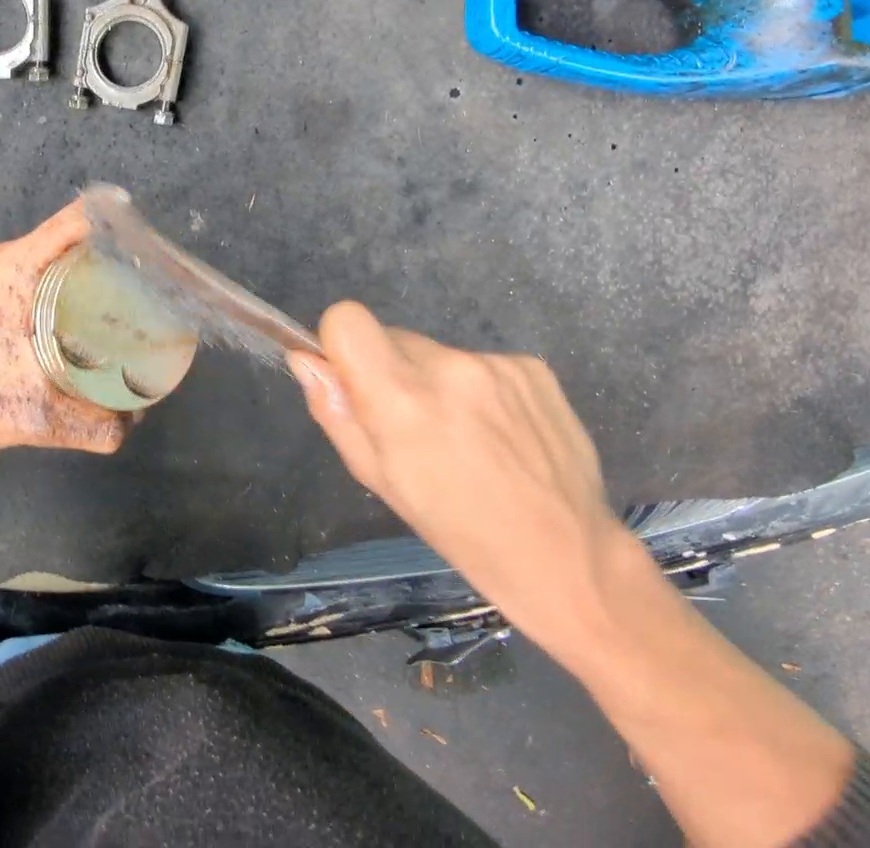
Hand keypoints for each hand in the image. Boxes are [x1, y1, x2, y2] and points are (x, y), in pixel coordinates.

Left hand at [0, 201, 133, 473]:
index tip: (161, 260)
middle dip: (122, 266)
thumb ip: (95, 426)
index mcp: (20, 265)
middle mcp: (9, 260)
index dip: (129, 229)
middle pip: (80, 243)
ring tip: (132, 320)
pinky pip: (44, 285)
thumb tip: (133, 422)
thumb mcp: (35, 417)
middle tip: (157, 301)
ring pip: (61, 266)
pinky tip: (88, 337)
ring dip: (96, 285)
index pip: (86, 219)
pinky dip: (72, 301)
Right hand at [287, 301, 630, 648]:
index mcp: (401, 399)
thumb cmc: (456, 528)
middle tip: (412, 427)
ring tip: (465, 438)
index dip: (341, 343)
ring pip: (437, 354)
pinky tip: (499, 434)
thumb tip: (307, 360)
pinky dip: (478, 390)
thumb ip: (335, 412)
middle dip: (389, 372)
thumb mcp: (377, 480)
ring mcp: (497, 364)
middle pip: (391, 338)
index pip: (347, 320)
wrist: (562, 549)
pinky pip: (480, 364)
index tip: (352, 377)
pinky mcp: (534, 367)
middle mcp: (449, 367)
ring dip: (436, 383)